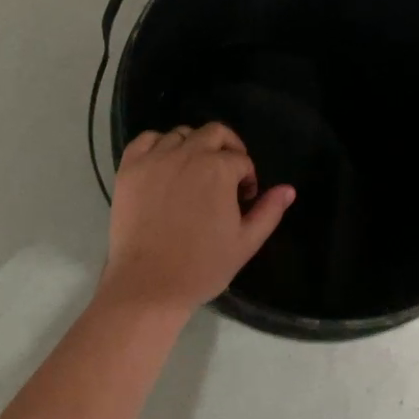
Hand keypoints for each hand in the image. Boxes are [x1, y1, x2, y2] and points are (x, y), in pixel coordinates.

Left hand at [98, 123, 295, 314]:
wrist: (148, 286)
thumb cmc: (201, 267)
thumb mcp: (245, 243)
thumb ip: (268, 211)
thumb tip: (288, 189)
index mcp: (219, 169)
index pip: (241, 160)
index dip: (247, 178)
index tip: (243, 200)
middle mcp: (188, 154)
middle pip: (215, 133)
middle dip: (227, 149)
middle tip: (226, 176)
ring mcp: (156, 159)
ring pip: (181, 134)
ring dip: (194, 146)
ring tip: (194, 173)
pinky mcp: (130, 168)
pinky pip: (146, 139)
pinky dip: (158, 144)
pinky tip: (164, 164)